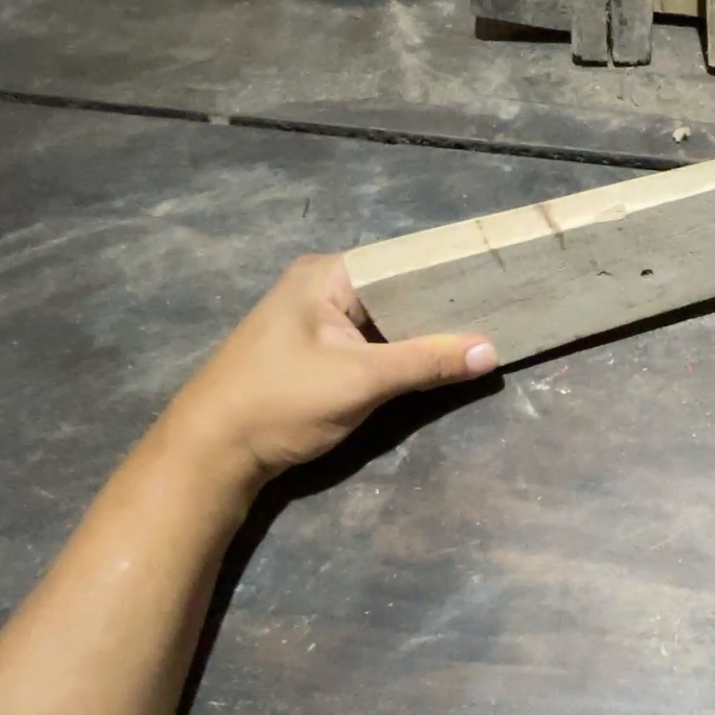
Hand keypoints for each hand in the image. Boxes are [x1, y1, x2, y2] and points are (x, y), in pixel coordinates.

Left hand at [158, 255, 495, 483]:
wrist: (214, 453)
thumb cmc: (281, 400)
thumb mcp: (362, 380)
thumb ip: (428, 362)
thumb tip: (491, 351)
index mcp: (328, 274)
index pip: (404, 262)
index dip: (450, 275)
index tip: (497, 285)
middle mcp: (326, 288)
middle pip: (401, 292)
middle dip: (445, 308)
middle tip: (500, 315)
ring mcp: (323, 321)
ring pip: (392, 321)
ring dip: (428, 334)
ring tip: (483, 334)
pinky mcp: (324, 352)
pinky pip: (379, 343)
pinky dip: (408, 352)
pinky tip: (442, 360)